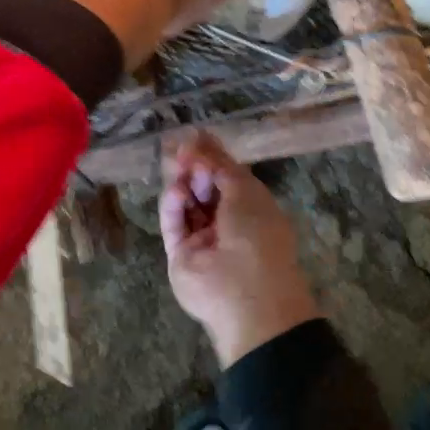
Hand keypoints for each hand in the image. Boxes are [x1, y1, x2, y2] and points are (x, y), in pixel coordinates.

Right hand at [160, 132, 320, 367]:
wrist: (247, 293)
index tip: (195, 135)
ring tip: (177, 165)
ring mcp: (202, 240)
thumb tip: (199, 141)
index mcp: (251, 208)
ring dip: (182, 182)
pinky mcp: (180, 254)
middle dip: (193, 165)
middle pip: (203, 187)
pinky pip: (173, 224)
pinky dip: (172, 204)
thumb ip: (219, 164)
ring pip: (186, 202)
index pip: (226, 176)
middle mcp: (227, 223)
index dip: (211, 156)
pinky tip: (175, 191)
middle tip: (180, 148)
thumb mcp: (244, 189)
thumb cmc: (256, 234)